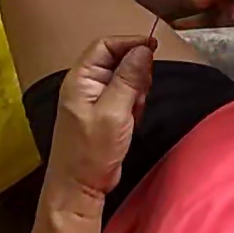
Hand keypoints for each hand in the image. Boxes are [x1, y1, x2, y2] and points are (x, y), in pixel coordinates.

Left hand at [43, 35, 155, 219]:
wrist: (79, 189)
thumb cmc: (90, 152)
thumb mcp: (114, 112)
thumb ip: (129, 78)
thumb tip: (144, 49)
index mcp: (80, 78)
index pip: (106, 45)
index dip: (130, 43)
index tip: (154, 47)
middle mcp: (85, 84)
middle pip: (117, 59)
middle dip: (135, 71)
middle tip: (143, 90)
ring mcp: (93, 99)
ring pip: (123, 78)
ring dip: (136, 89)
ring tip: (136, 110)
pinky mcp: (103, 112)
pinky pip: (124, 95)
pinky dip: (133, 103)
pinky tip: (133, 118)